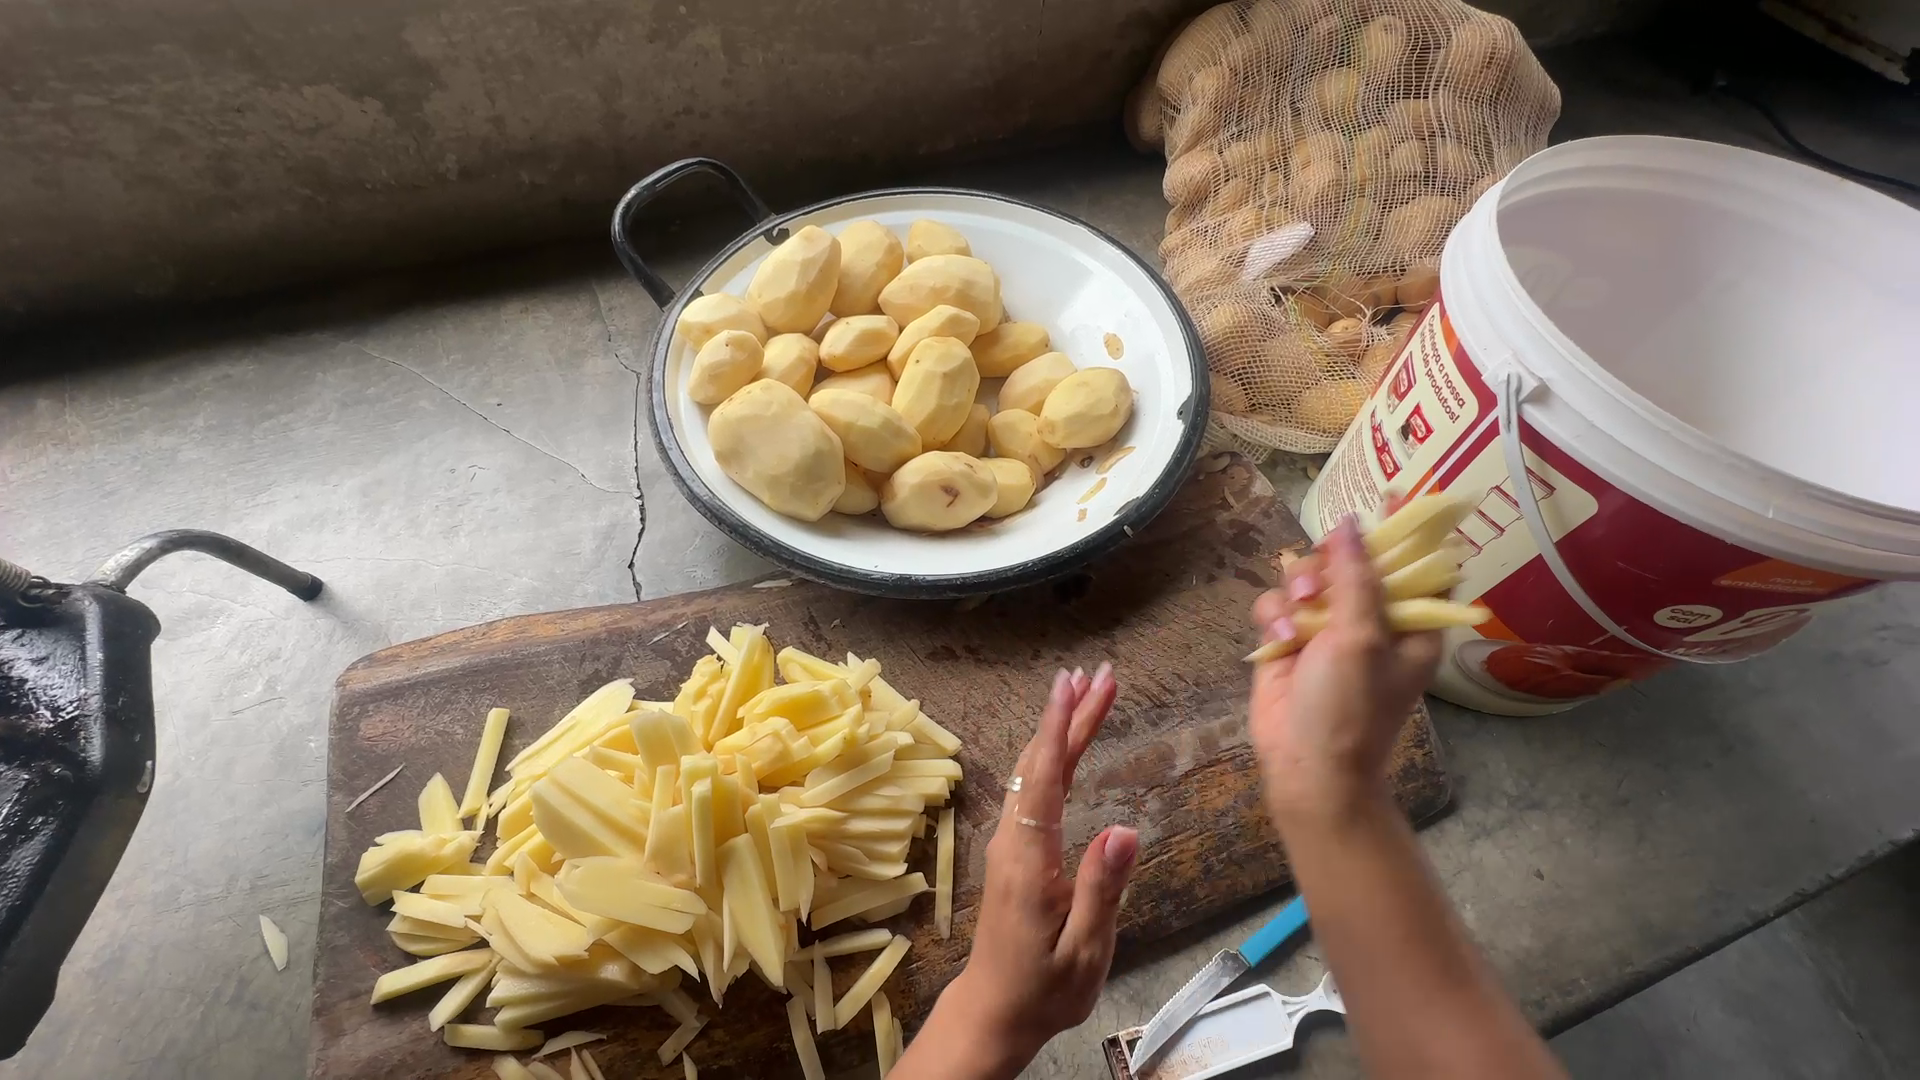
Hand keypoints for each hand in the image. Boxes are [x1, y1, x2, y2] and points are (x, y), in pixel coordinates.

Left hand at [920, 664, 1138, 1071]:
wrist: (997, 1009)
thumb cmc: (1044, 985)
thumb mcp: (1084, 949)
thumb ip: (1102, 888)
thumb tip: (1125, 828)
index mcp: (1029, 855)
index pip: (1044, 775)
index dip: (1059, 726)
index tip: (1072, 684)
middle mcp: (1014, 835)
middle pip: (1041, 761)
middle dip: (1070, 714)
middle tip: (1100, 674)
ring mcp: (1011, 838)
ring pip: (1036, 769)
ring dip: (1063, 728)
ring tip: (1090, 692)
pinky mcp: (1016, 845)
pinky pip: (1036, 786)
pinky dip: (1055, 753)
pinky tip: (1068, 743)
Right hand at [1249, 515, 1440, 827]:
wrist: (1306, 763)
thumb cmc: (1350, 707)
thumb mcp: (1361, 638)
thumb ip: (1356, 578)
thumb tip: (1349, 524)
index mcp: (1408, 624)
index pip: (1415, 565)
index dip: (1403, 531)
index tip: (1388, 495)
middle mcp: (1368, 620)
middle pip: (1348, 562)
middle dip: (1329, 566)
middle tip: (1321, 583)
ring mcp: (1324, 629)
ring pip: (1305, 578)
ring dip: (1296, 590)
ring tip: (1296, 616)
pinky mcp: (1287, 639)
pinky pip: (1276, 603)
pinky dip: (1273, 614)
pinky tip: (1276, 635)